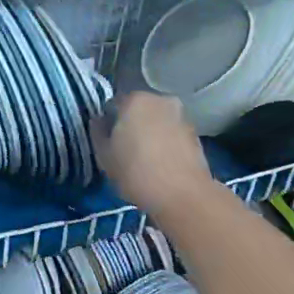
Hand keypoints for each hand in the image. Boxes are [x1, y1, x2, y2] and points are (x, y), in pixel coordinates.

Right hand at [90, 92, 220, 217]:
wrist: (182, 194)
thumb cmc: (135, 171)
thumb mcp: (103, 155)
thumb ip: (98, 132)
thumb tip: (100, 121)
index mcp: (134, 100)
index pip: (113, 104)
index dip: (107, 122)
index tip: (105, 139)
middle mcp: (160, 100)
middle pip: (138, 109)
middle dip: (130, 123)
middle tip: (122, 148)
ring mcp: (181, 115)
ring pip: (156, 120)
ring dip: (149, 132)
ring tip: (142, 157)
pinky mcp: (195, 133)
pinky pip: (171, 132)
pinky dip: (164, 141)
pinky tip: (158, 162)